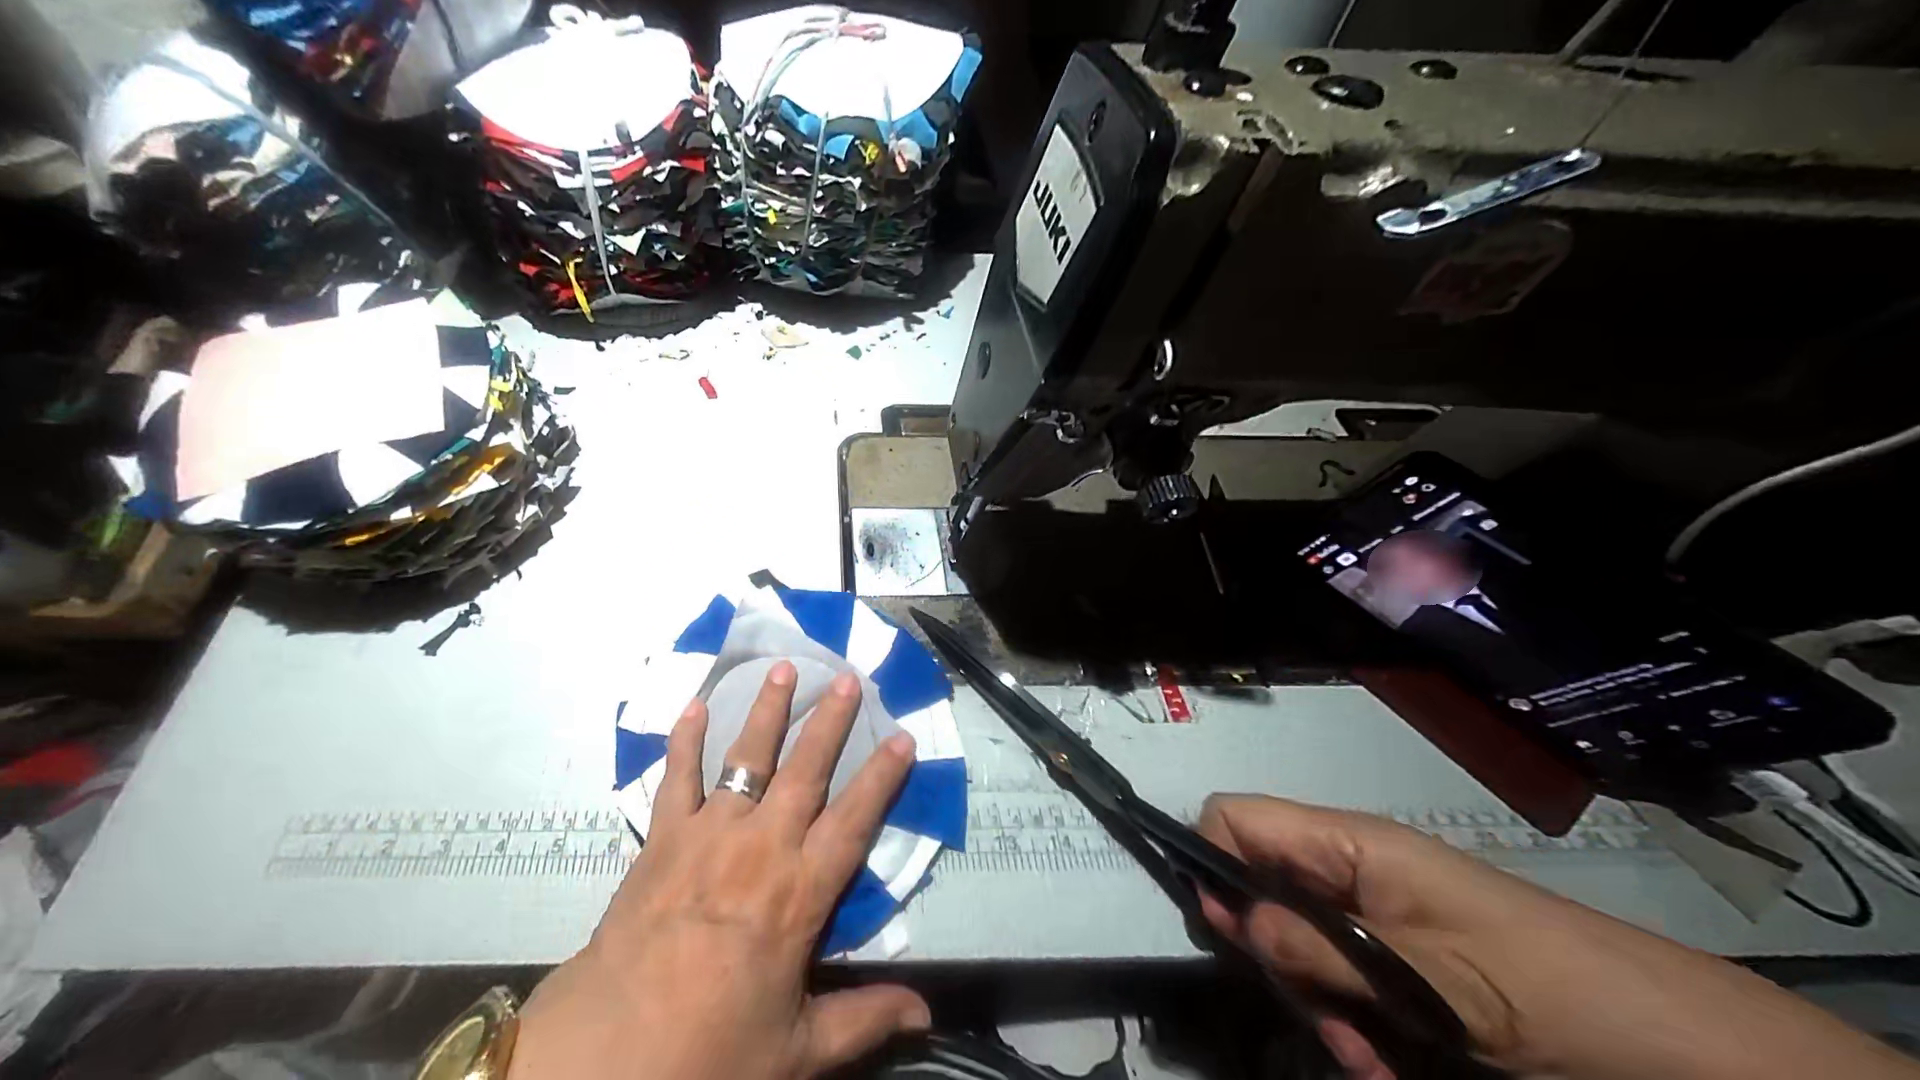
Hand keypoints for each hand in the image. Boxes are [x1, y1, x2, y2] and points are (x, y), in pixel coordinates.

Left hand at [510, 662, 928, 1079]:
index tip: (902, 738)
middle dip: (829, 721)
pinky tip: (695, 706)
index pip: (854, 821)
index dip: (882, 778)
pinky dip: (685, 741)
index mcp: (799, 893)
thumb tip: (926, 1012)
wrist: (606, 1054)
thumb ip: (865, 1019)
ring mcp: (708, 836)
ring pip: (745, 759)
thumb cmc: (709, 1048)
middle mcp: (760, 848)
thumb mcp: (798, 1048)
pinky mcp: (662, 839)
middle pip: (804, 771)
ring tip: (783, 669)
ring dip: (766, 711)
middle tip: (847, 679)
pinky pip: (676, 779)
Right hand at [1196, 795, 1917, 1079]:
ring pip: (1294, 945)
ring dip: (1316, 1003)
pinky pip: (1336, 980)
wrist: (1666, 1044)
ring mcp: (1368, 913)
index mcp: (1347, 842)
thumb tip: (1235, 918)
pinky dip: (1348, 1025)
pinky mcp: (1391, 958)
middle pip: (1258, 889)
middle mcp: (1345, 868)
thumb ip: (1323, 944)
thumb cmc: (1542, 984)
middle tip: (1321, 1017)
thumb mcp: (1429, 974)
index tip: (1225, 929)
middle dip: (1274, 957)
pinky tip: (1385, 1064)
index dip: (1213, 860)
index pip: (1237, 817)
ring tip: (1369, 1056)